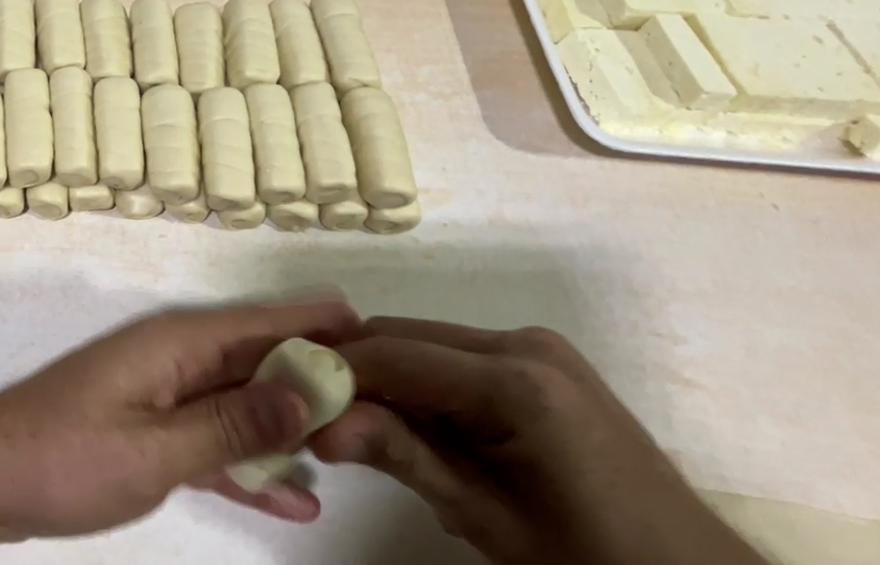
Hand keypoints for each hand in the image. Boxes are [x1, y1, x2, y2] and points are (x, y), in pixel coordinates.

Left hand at [0, 296, 362, 541]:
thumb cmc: (65, 458)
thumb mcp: (157, 449)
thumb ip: (233, 423)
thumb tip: (309, 389)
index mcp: (172, 345)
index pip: (258, 323)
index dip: (315, 323)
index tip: (375, 330)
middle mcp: (170, 360)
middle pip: (254, 362)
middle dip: (314, 381)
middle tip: (384, 406)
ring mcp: (157, 396)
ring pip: (238, 404)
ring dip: (287, 429)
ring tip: (352, 452)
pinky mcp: (145, 431)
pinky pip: (211, 440)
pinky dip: (248, 465)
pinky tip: (293, 497)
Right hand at [309, 318, 766, 564]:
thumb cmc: (591, 560)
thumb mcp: (489, 520)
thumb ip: (403, 458)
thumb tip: (318, 427)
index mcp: (517, 381)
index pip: (391, 355)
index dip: (332, 374)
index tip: (288, 400)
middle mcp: (523, 342)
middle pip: (403, 337)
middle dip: (355, 373)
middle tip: (317, 417)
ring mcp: (536, 346)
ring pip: (423, 343)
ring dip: (386, 379)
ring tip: (362, 428)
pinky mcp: (541, 360)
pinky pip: (455, 355)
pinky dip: (421, 383)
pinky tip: (417, 426)